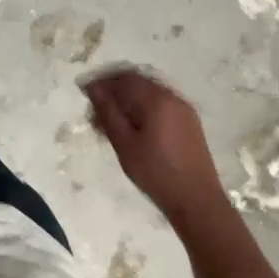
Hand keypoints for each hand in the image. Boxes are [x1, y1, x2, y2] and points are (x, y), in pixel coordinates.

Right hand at [83, 68, 229, 223]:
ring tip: (109, 122)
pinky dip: (141, 109)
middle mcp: (172, 97)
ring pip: (148, 93)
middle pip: (138, 82)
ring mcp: (183, 109)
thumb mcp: (124, 144)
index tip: (83, 91)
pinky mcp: (188, 122)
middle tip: (94, 109)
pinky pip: (160, 105)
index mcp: (157, 100)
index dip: (101, 81)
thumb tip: (94, 88)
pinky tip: (131, 128)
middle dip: (113, 90)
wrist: (196, 198)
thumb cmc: (155, 172)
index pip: (124, 78)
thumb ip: (108, 113)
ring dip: (127, 100)